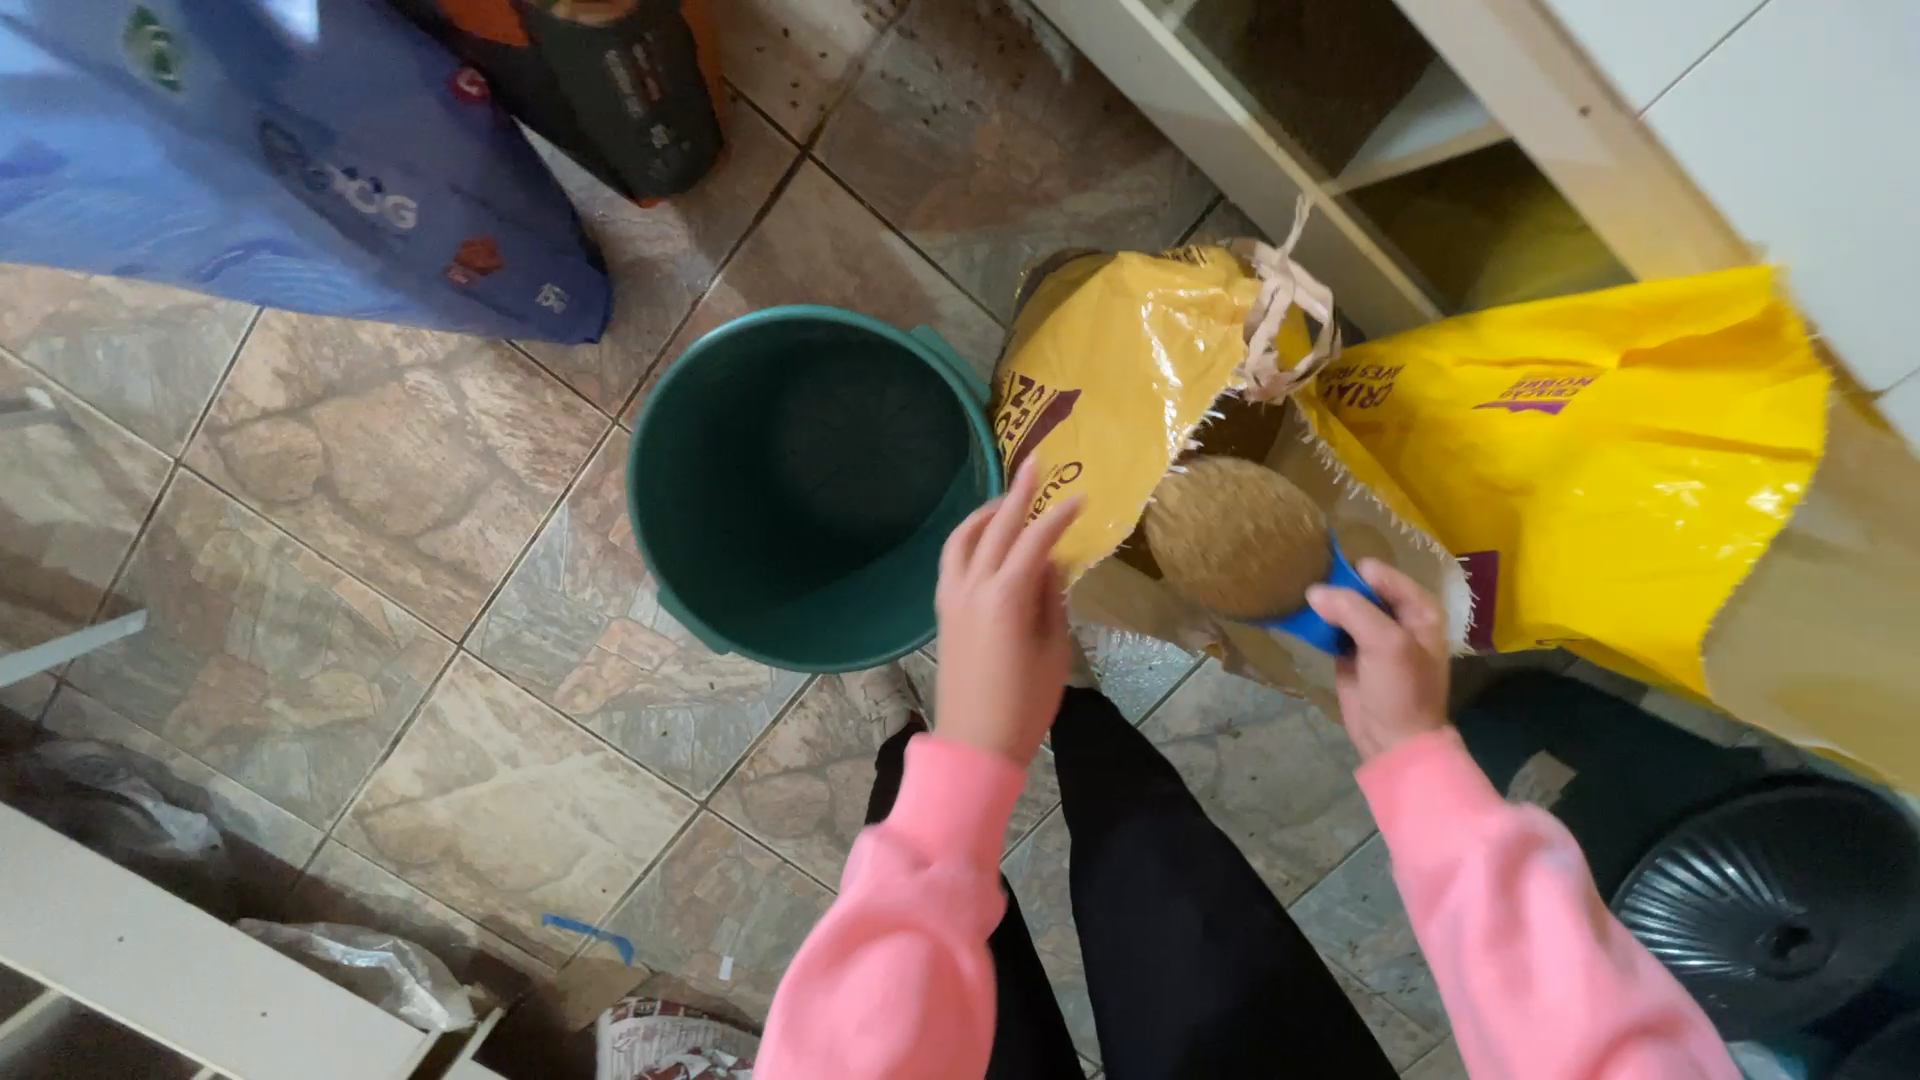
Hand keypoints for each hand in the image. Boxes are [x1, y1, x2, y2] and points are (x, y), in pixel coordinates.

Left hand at [934, 456, 1081, 765]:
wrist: (974, 744)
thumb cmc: (1024, 705)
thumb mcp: (1053, 651)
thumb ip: (1051, 600)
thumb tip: (1050, 562)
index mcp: (1005, 597)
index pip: (1035, 541)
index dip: (1058, 517)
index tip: (1079, 498)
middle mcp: (972, 587)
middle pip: (997, 527)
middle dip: (1018, 492)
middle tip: (1036, 462)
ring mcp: (951, 597)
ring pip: (964, 539)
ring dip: (986, 513)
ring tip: (1006, 499)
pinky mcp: (943, 610)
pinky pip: (952, 559)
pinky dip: (967, 539)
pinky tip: (983, 539)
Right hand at [1306, 559, 1450, 761]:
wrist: (1393, 740)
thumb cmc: (1401, 691)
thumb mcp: (1386, 644)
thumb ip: (1352, 610)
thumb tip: (1313, 591)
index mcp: (1418, 608)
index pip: (1378, 573)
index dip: (1351, 573)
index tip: (1321, 574)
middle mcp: (1397, 616)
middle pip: (1358, 587)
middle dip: (1333, 586)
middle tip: (1303, 586)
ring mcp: (1372, 635)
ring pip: (1341, 606)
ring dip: (1321, 604)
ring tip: (1295, 599)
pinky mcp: (1350, 652)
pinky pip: (1330, 627)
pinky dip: (1315, 622)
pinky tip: (1298, 619)